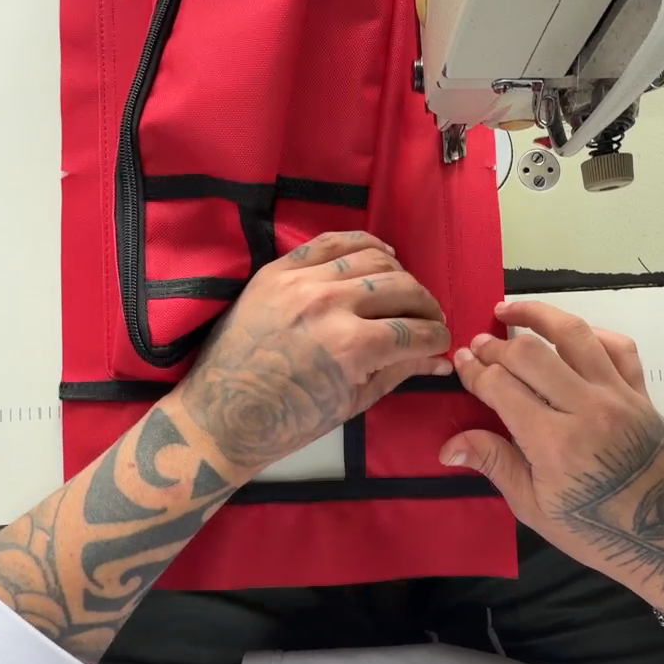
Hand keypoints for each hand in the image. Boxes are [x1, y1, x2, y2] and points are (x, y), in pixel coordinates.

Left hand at [174, 231, 452, 481]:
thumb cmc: (289, 421)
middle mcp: (330, 304)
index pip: (415, 331)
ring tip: (406, 292)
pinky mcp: (278, 269)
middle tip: (430, 320)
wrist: (222, 414)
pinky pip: (331, 241)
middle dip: (426, 307)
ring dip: (400, 275)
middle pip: (401, 289)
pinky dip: (363, 244)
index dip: (437, 338)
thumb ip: (398, 372)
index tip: (442, 342)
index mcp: (351, 347)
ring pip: (373, 259)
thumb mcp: (351, 402)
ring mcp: (301, 281)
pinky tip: (381, 256)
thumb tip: (440, 361)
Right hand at [440, 300, 663, 614]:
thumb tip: (447, 445)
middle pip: (531, 353)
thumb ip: (495, 464)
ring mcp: (619, 396)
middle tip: (479, 343)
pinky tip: (568, 334)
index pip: (501, 387)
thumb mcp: (534, 508)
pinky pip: (618, 347)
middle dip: (497, 344)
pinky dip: (590, 333)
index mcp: (554, 442)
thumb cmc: (595, 532)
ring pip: (575, 334)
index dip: (474, 370)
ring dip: (538, 315)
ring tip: (511, 310)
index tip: (460, 360)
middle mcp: (587, 408)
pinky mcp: (642, 394)